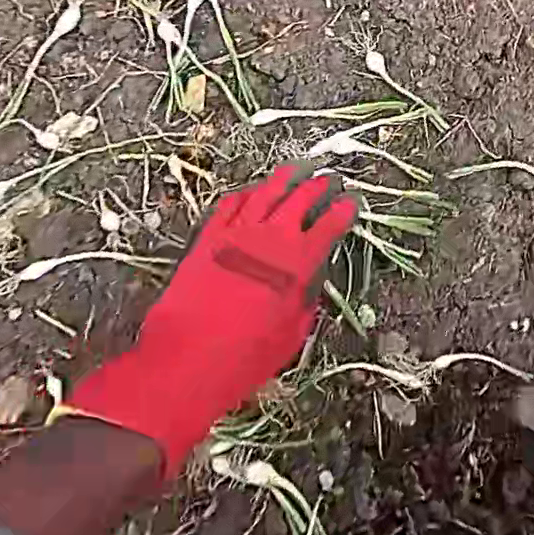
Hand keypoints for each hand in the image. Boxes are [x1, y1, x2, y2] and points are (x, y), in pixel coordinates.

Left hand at [64, 164, 356, 477]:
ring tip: (295, 170)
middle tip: (327, 180)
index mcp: (298, 262)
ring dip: (285, 178)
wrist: (183, 364)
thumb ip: (304, 304)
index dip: (344, 210)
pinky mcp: (209, 239)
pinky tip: (251, 192)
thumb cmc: (243, 358)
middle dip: (319, 185)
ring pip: (267, 192)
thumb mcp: (291, 336)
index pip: (330, 224)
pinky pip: (230, 205)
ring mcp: (238, 234)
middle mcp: (272, 239)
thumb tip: (307, 290)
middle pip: (301, 197)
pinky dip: (245, 194)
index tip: (350, 203)